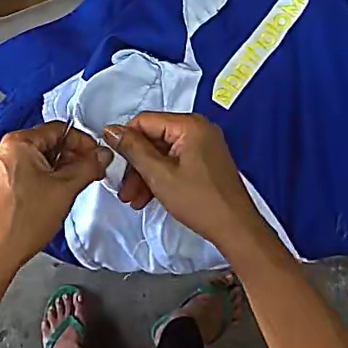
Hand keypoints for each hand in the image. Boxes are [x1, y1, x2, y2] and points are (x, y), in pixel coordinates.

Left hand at [0, 123, 109, 272]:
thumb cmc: (20, 221)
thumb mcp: (66, 188)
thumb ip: (89, 166)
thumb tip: (102, 155)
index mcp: (19, 143)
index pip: (61, 129)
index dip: (84, 142)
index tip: (97, 155)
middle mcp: (8, 150)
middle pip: (52, 141)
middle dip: (75, 156)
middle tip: (92, 169)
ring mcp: (5, 166)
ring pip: (44, 157)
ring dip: (64, 168)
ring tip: (77, 184)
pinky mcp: (5, 182)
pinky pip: (34, 170)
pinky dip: (51, 178)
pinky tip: (61, 192)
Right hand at [103, 112, 282, 261]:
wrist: (234, 226)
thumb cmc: (204, 202)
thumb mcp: (159, 174)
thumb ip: (133, 150)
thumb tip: (113, 131)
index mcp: (191, 125)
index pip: (145, 121)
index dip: (125, 140)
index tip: (113, 159)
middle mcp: (199, 129)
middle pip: (153, 137)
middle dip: (135, 164)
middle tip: (124, 186)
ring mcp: (204, 145)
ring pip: (162, 152)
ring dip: (145, 174)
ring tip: (134, 197)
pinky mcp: (205, 160)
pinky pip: (175, 161)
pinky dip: (160, 177)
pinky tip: (148, 196)